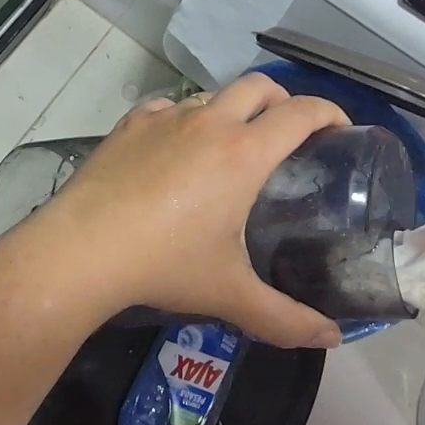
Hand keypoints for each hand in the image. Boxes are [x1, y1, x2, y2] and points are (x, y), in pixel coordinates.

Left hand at [22, 73, 347, 349]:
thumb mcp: (231, 294)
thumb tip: (331, 338)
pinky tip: (174, 150)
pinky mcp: (130, 123)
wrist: (84, 247)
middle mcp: (209, 122)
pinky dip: (183, 119)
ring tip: (229, 147)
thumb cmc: (166, 264)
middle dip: (283, 100)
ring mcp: (166, 117)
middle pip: (259, 86)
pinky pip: (168, 107)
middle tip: (288, 134)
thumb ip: (286, 319)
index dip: (329, 112)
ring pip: (212, 95)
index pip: (301, 113)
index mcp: (244, 153)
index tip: (340, 129)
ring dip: (231, 110)